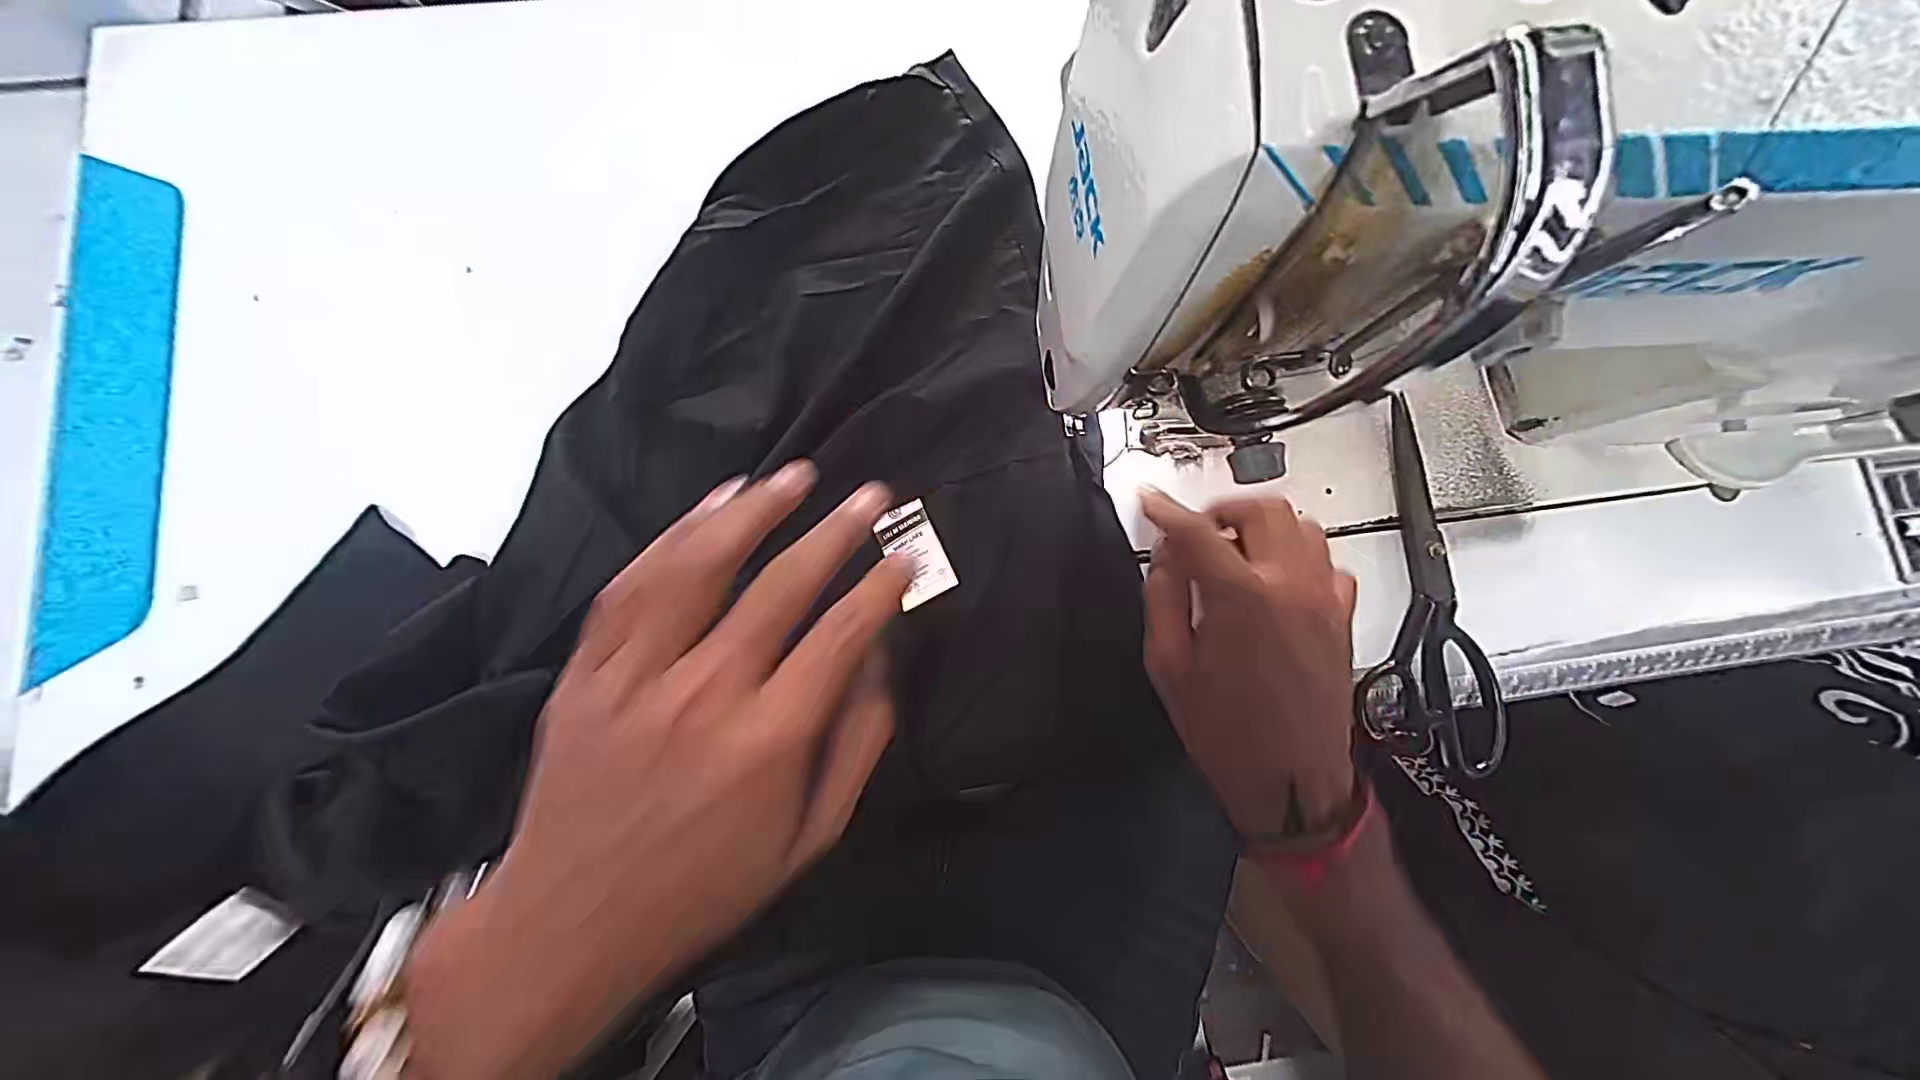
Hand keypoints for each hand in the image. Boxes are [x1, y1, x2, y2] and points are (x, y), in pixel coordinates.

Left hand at [403, 462, 911, 1079]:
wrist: (569, 925)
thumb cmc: (707, 885)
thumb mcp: (810, 837)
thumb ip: (858, 743)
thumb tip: (882, 661)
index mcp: (769, 740)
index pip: (841, 635)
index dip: (881, 588)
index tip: (904, 556)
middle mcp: (704, 694)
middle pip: (781, 587)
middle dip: (836, 532)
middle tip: (870, 495)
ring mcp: (635, 677)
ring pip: (698, 567)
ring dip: (752, 512)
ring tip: (792, 476)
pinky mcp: (586, 672)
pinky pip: (631, 586)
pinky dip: (673, 536)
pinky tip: (711, 505)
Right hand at [1141, 489, 1358, 837]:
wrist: (1289, 780)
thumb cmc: (1229, 734)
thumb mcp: (1168, 663)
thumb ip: (1163, 597)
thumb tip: (1168, 559)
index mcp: (1240, 599)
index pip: (1197, 530)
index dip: (1166, 511)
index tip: (1152, 503)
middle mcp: (1290, 589)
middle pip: (1262, 509)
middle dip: (1221, 510)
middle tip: (1196, 529)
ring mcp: (1323, 601)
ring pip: (1303, 526)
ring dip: (1262, 527)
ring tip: (1234, 548)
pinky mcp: (1341, 618)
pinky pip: (1326, 564)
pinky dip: (1297, 558)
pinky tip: (1274, 579)